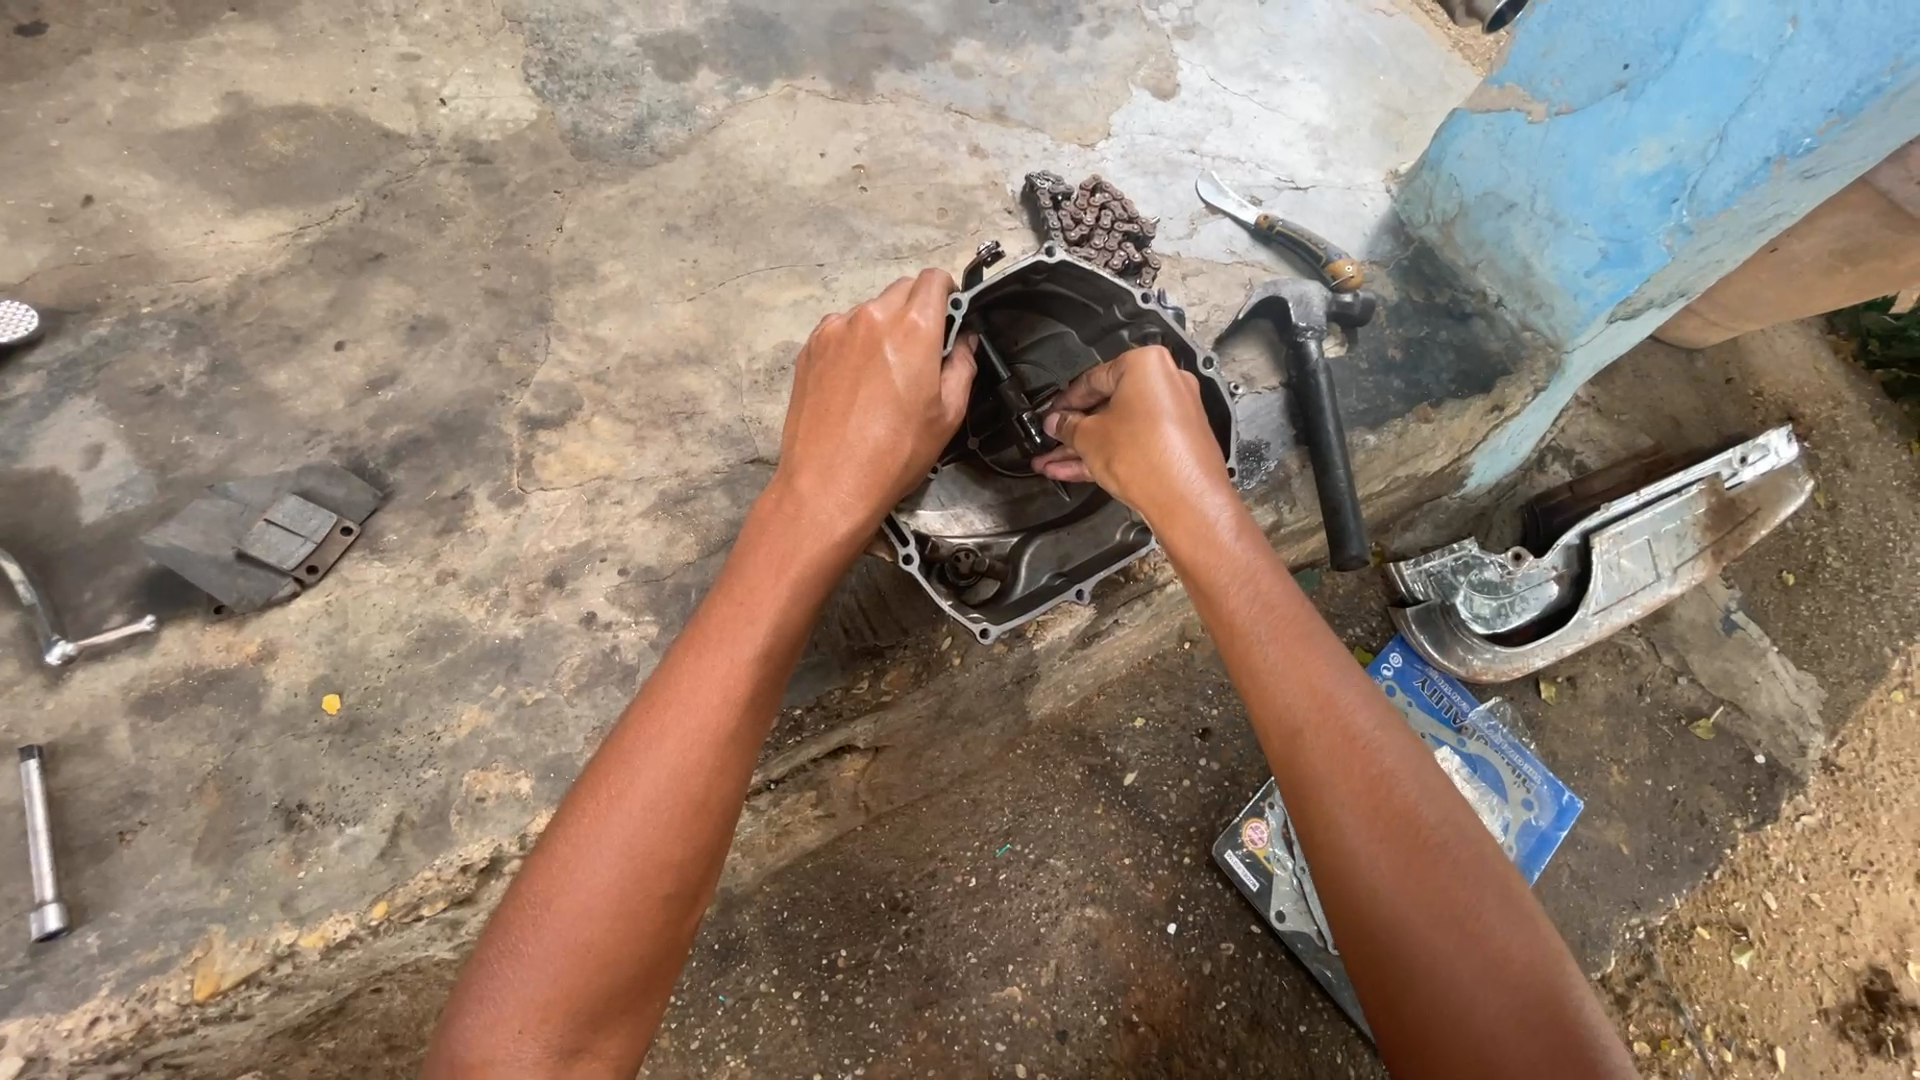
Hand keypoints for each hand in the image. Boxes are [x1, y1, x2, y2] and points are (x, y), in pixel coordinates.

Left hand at [770, 269, 977, 534]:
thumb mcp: (948, 415)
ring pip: (870, 311)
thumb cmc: (894, 454)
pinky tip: (856, 384)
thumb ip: (962, 366)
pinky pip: (841, 331)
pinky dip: (854, 344)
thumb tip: (964, 341)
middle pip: (902, 290)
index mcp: (913, 328)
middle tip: (921, 354)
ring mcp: (835, 330)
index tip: (949, 320)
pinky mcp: (810, 348)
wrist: (829, 484)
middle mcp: (871, 317)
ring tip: (883, 376)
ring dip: (884, 329)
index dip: (948, 296)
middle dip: (918, 311)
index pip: (935, 280)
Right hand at [1032, 346, 1231, 525]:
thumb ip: (1068, 426)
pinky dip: (1108, 453)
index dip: (1065, 400)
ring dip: (1086, 445)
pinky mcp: (1176, 443)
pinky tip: (1078, 469)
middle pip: (1108, 404)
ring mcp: (1174, 415)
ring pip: (1119, 428)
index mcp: (1147, 365)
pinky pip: (1134, 442)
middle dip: (1075, 427)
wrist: (1186, 499)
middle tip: (1053, 437)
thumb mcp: (1089, 437)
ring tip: (1055, 461)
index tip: (1053, 414)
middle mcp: (1166, 384)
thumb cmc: (1149, 458)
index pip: (1093, 378)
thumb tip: (1058, 423)